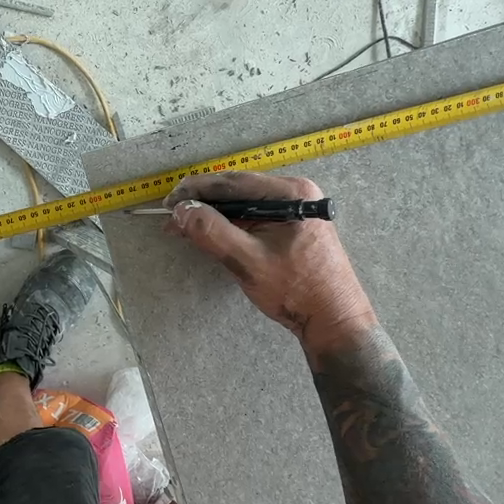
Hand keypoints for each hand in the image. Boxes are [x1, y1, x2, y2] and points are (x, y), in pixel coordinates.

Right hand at [163, 172, 376, 353]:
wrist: (334, 320)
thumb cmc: (296, 291)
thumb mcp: (247, 261)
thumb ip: (212, 231)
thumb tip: (180, 210)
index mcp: (290, 193)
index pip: (232, 182)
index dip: (195, 190)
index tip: (169, 203)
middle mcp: (294, 193)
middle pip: (236, 190)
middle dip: (201, 203)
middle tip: (172, 216)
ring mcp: (295, 209)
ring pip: (242, 203)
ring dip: (212, 215)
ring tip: (184, 227)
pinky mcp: (291, 225)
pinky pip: (252, 216)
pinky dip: (228, 224)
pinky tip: (209, 233)